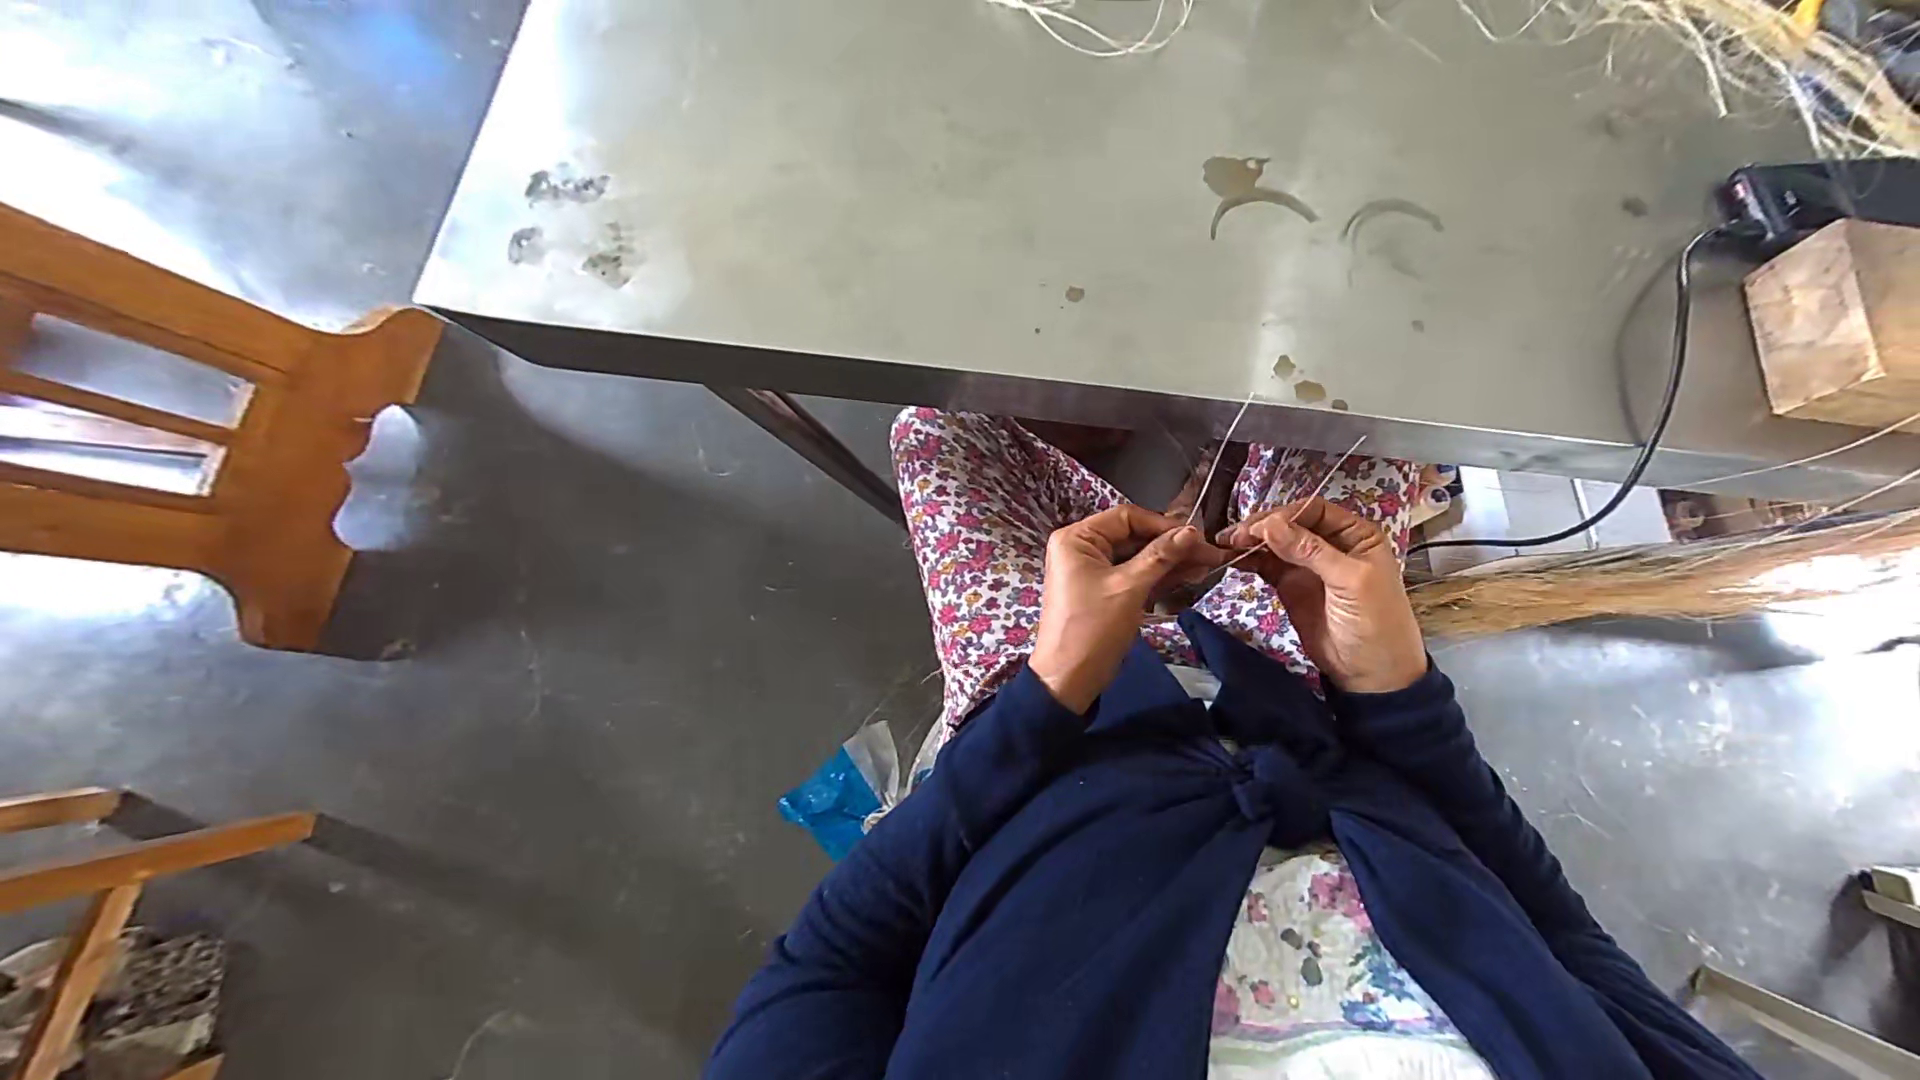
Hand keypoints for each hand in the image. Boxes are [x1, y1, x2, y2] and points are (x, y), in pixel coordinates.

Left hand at [1028, 505, 1226, 712]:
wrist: (1068, 678)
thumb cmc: (1093, 628)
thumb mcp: (1130, 588)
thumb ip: (1161, 556)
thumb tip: (1191, 532)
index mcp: (1076, 539)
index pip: (1126, 517)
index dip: (1163, 524)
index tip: (1197, 536)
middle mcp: (1080, 548)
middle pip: (1132, 536)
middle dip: (1170, 545)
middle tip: (1209, 553)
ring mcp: (1090, 570)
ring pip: (1136, 557)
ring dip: (1169, 561)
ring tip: (1206, 564)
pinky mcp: (1102, 591)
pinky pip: (1132, 575)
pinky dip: (1157, 576)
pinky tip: (1188, 576)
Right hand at [1217, 498, 1426, 693]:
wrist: (1370, 673)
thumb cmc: (1375, 623)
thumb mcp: (1350, 582)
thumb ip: (1310, 551)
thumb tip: (1269, 524)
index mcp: (1355, 535)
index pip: (1314, 511)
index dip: (1285, 515)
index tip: (1258, 528)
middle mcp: (1329, 544)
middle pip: (1288, 524)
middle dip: (1261, 527)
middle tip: (1235, 537)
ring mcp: (1306, 565)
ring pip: (1273, 543)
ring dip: (1249, 542)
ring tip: (1225, 545)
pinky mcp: (1288, 584)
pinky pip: (1265, 564)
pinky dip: (1247, 560)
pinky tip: (1231, 558)